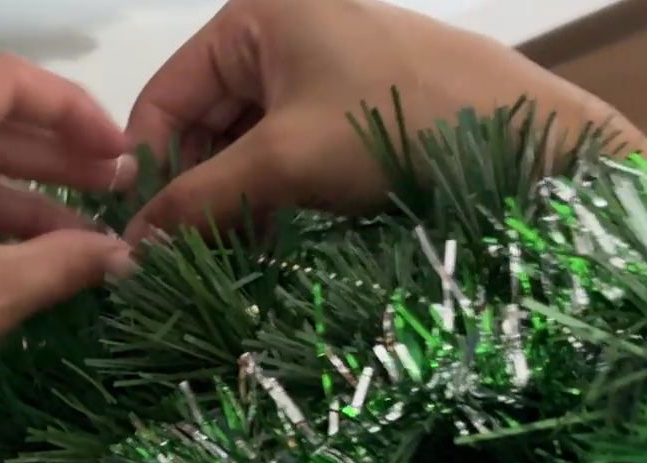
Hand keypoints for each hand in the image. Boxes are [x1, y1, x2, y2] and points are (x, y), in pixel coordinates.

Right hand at [124, 0, 646, 239]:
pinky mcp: (326, 109)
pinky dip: (250, 200)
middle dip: (185, 191)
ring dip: (216, 204)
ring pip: (226, 148)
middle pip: (192, 126)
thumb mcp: (280, 162)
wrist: (519, 139)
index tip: (136, 235)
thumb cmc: (392, 125)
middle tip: (176, 254)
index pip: (162, 98)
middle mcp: (272, 33)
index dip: (144, 168)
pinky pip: (262, 158)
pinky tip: (252, 238)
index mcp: (254, 15)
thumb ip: (194, 203)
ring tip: (216, 252)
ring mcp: (302, 72)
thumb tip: (127, 251)